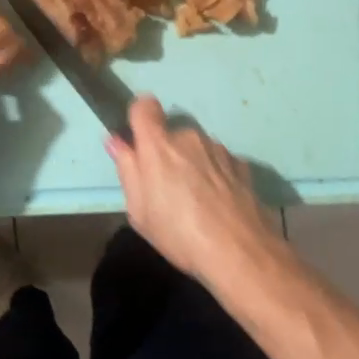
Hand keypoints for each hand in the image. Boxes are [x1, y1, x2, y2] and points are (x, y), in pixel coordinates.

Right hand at [106, 96, 282, 282]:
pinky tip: (218, 204)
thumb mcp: (139, 211)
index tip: (138, 142)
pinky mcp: (242, 164)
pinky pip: (219, 162)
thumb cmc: (179, 234)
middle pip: (172, 134)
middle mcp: (190, 138)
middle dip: (166, 153)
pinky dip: (215, 175)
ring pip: (197, 148)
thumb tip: (117, 142)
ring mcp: (219, 149)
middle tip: (165, 189)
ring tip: (196, 202)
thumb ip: (127, 170)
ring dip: (192, 164)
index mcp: (159, 146)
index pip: (144, 106)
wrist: (240, 252)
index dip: (139, 118)